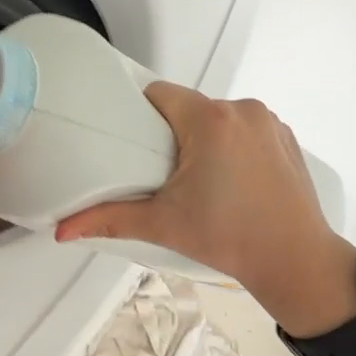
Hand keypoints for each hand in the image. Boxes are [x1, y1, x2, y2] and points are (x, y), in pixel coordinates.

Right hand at [55, 84, 355, 336]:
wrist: (296, 261)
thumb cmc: (227, 238)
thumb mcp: (162, 225)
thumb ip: (108, 219)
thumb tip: (60, 231)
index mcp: (210, 121)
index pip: (160, 94)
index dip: (142, 114)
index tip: (135, 142)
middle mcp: (243, 110)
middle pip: (189, 106)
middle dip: (173, 131)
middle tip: (161, 170)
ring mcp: (269, 122)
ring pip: (218, 117)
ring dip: (204, 138)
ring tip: (197, 177)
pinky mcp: (286, 138)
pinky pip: (245, 128)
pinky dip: (232, 145)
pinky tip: (230, 178)